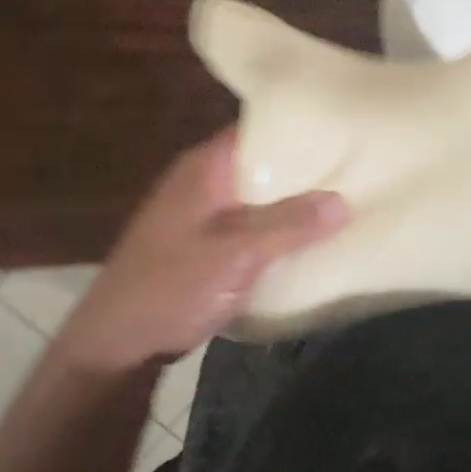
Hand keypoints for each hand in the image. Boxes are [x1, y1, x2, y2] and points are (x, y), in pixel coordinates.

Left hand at [58, 129, 348, 370]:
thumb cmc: (172, 286)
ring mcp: (199, 212)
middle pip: (261, 162)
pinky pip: (248, 223)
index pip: (258, 128)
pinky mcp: (201, 243)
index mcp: (205, 167)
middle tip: (354, 170)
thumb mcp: (237, 254)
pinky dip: (274, 228)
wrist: (116, 343)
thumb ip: (290, 224)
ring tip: (342, 202)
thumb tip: (343, 201)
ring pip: (256, 196)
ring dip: (290, 202)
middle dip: (304, 168)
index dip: (300, 128)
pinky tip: (306, 240)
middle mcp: (201, 180)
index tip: (344, 132)